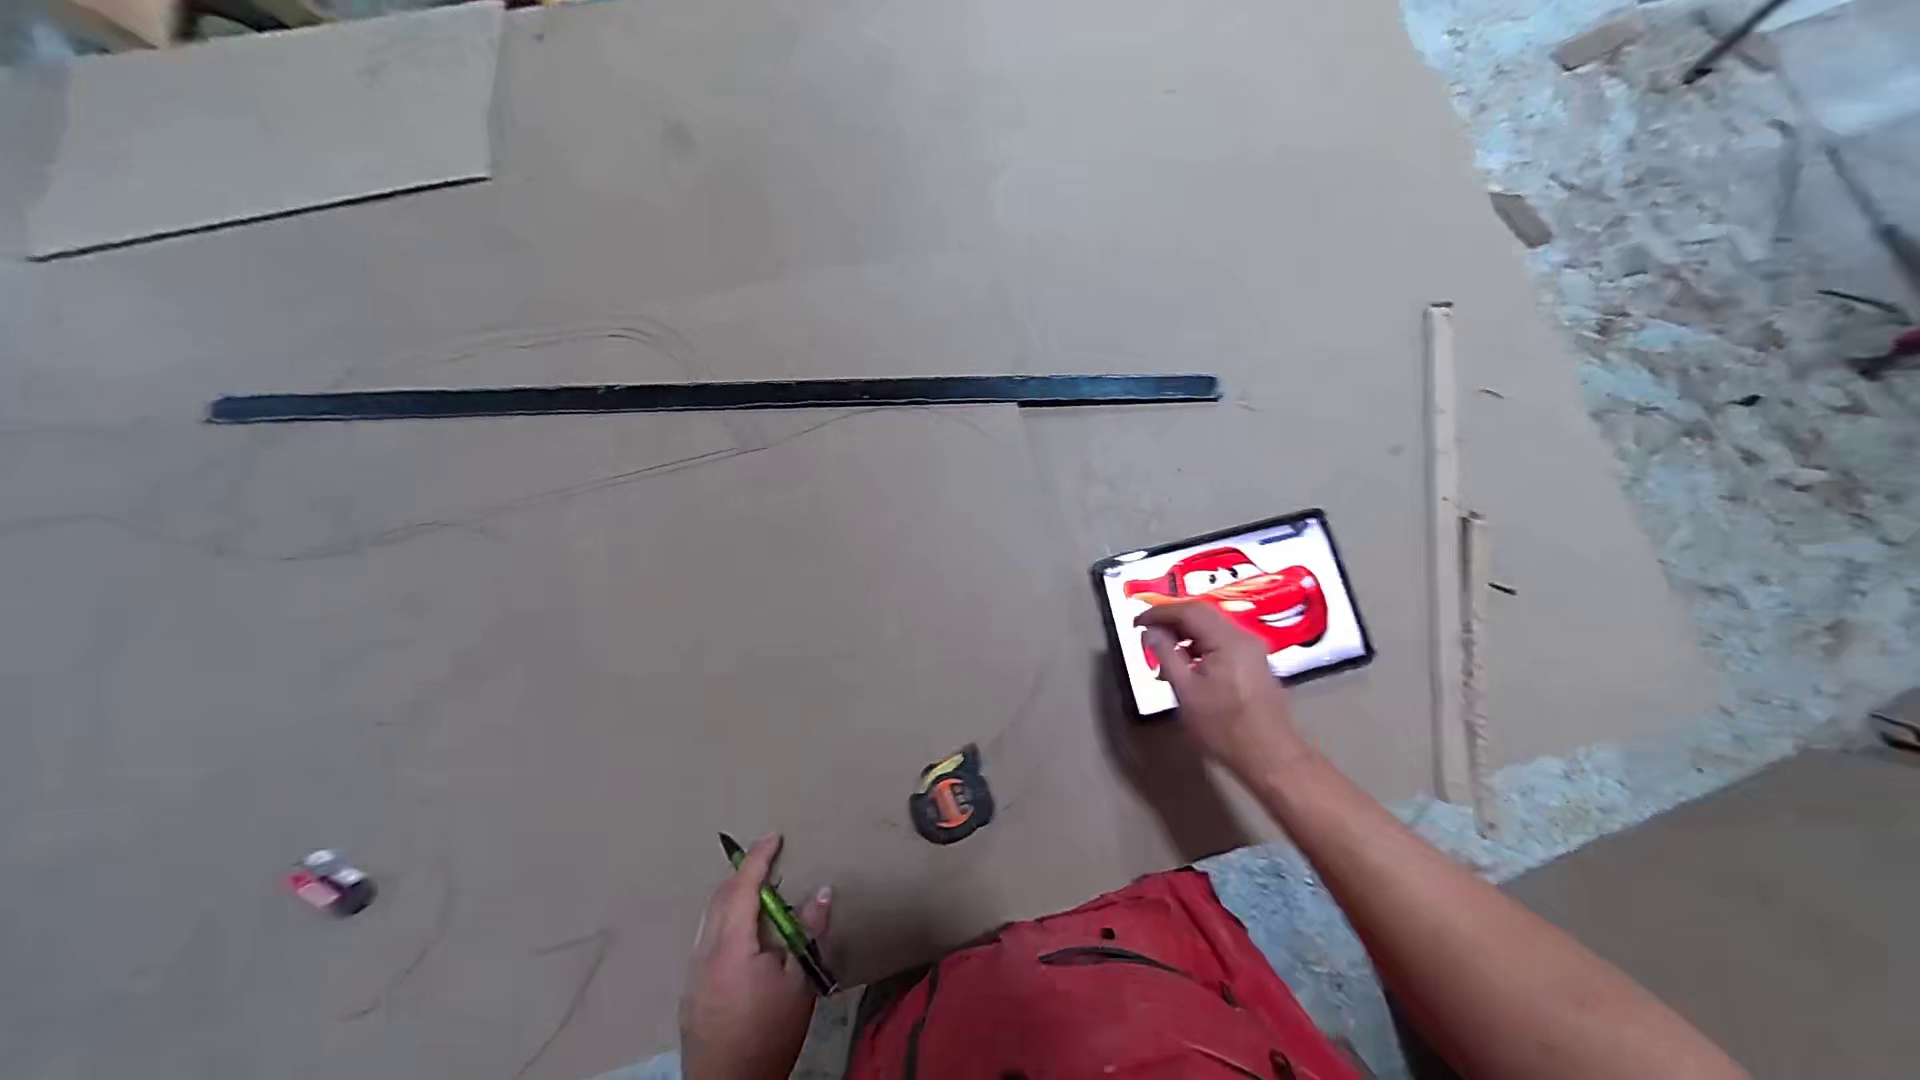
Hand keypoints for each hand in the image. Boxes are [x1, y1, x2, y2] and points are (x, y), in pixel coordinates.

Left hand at [680, 834, 830, 1079]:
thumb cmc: (769, 1034)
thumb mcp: (800, 983)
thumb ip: (808, 932)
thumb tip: (822, 891)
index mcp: (731, 947)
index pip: (743, 887)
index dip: (758, 858)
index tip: (774, 836)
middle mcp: (704, 953)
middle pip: (720, 897)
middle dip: (743, 872)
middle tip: (769, 858)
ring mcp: (692, 974)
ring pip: (709, 918)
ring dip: (732, 895)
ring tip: (760, 893)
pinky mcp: (690, 993)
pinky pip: (706, 938)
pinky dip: (725, 920)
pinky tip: (744, 935)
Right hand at [1136, 601, 1304, 780]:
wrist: (1271, 758)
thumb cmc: (1224, 728)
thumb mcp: (1186, 691)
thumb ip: (1165, 655)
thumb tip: (1149, 632)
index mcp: (1228, 641)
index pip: (1189, 611)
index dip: (1159, 613)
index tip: (1136, 623)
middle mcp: (1244, 638)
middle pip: (1202, 614)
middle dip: (1171, 620)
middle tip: (1146, 633)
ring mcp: (1253, 650)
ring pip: (1212, 628)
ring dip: (1185, 634)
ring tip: (1162, 653)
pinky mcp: (1255, 663)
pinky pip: (1222, 642)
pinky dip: (1199, 645)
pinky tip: (1186, 664)